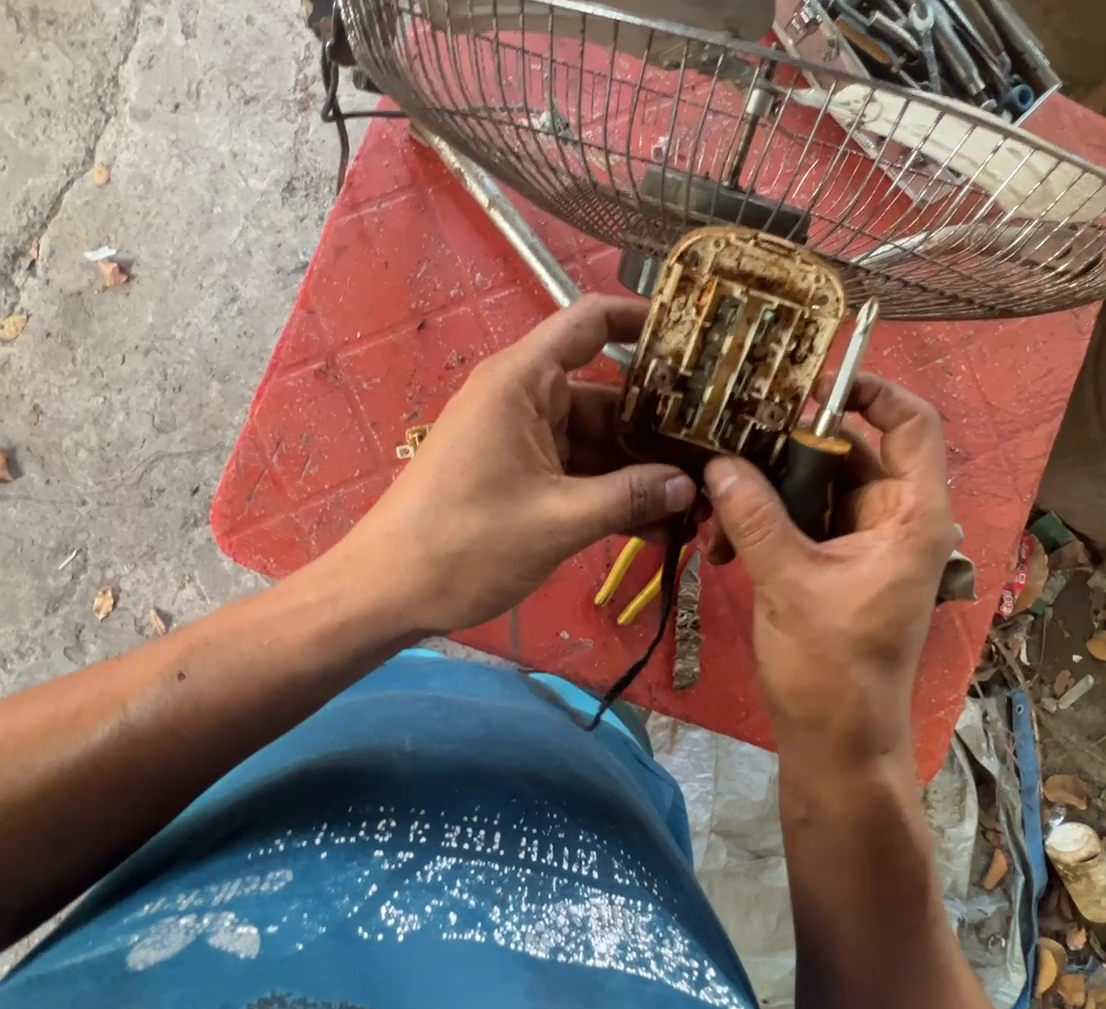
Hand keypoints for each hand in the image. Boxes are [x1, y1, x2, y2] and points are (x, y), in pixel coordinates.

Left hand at [329, 295, 696, 635]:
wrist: (387, 590)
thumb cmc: (464, 542)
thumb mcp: (557, 520)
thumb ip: (629, 497)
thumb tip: (690, 485)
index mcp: (523, 382)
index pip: (589, 322)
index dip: (643, 320)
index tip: (699, 338)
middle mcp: (524, 400)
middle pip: (605, 394)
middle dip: (658, 427)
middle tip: (718, 453)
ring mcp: (521, 440)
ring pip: (595, 442)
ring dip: (639, 473)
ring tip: (697, 501)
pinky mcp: (519, 477)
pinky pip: (577, 473)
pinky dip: (610, 494)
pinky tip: (657, 526)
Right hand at [703, 375, 957, 767]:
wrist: (834, 740)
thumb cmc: (830, 666)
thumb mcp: (788, 582)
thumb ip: (754, 515)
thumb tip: (718, 460)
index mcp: (913, 516)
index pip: (912, 424)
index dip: (871, 390)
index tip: (810, 380)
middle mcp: (896, 519)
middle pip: (849, 452)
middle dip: (789, 447)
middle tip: (732, 436)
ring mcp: (866, 543)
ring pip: (818, 488)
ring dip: (768, 492)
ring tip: (718, 502)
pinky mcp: (838, 565)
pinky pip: (803, 521)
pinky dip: (767, 523)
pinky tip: (725, 542)